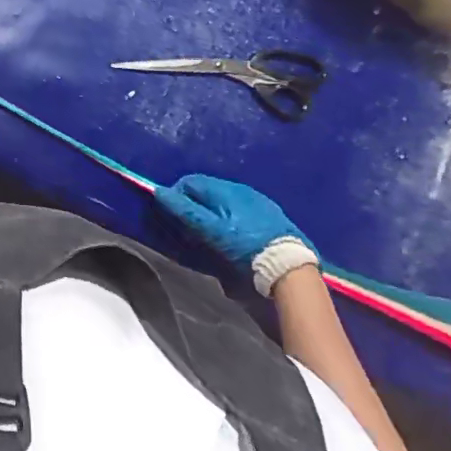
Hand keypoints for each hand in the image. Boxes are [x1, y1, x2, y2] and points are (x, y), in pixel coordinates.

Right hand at [156, 175, 316, 294]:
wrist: (292, 268)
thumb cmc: (246, 248)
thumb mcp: (211, 231)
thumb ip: (185, 211)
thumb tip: (158, 191)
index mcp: (225, 189)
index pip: (188, 182)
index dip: (175, 198)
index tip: (173, 221)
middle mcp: (241, 189)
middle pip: (205, 191)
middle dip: (193, 207)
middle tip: (189, 231)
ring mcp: (258, 201)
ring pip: (222, 200)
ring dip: (210, 213)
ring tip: (209, 237)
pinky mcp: (270, 214)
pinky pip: (239, 210)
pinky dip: (228, 219)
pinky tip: (233, 238)